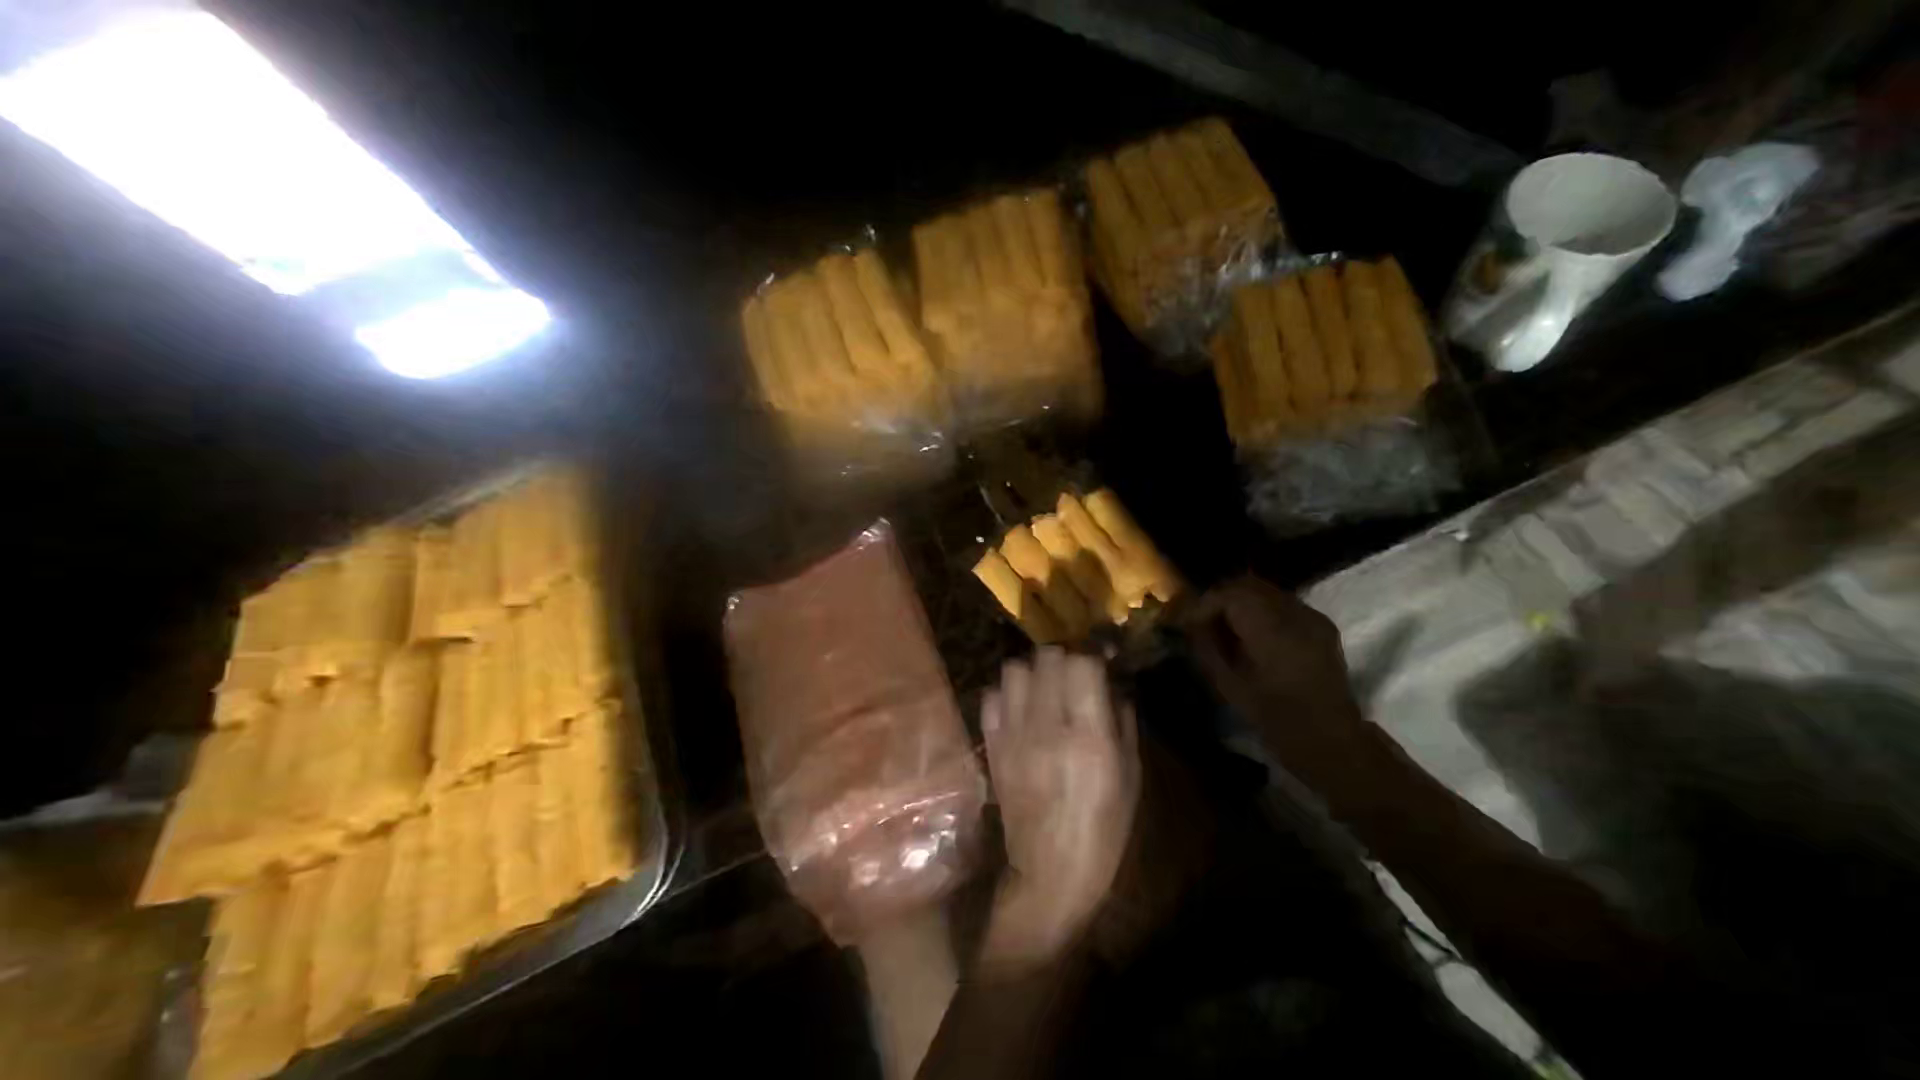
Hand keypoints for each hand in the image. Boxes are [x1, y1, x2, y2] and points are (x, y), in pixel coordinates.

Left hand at [978, 648, 1138, 973]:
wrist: (1049, 873)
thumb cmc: (1103, 829)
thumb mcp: (1130, 777)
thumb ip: (1122, 721)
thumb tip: (1114, 682)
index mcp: (1087, 736)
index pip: (1081, 663)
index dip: (1093, 653)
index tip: (1101, 657)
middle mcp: (1046, 727)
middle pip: (1046, 658)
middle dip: (1064, 657)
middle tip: (1074, 672)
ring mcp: (1013, 735)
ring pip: (1014, 669)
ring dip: (1033, 670)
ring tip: (1046, 687)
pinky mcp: (992, 746)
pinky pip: (992, 696)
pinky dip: (1007, 693)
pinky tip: (1022, 709)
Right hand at [1187, 576, 1374, 788]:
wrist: (1331, 738)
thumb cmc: (1276, 718)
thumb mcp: (1229, 687)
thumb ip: (1206, 649)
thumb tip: (1189, 625)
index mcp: (1271, 630)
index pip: (1229, 595)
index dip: (1202, 604)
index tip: (1185, 622)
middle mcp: (1295, 613)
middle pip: (1247, 584)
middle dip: (1219, 598)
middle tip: (1200, 621)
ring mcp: (1312, 616)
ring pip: (1265, 591)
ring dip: (1240, 602)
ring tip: (1224, 626)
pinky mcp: (1321, 624)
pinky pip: (1282, 603)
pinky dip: (1260, 609)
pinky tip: (1252, 633)